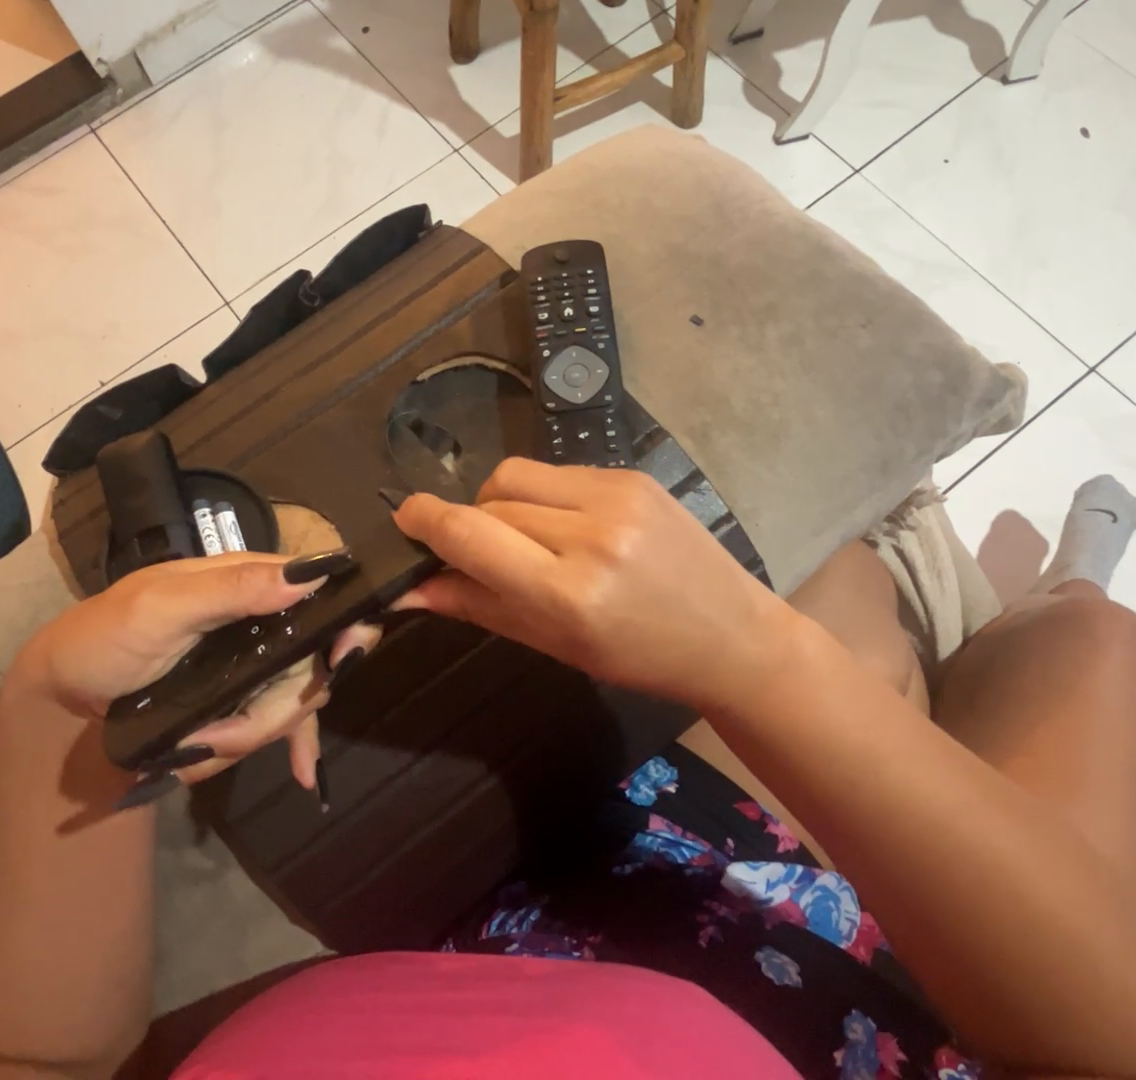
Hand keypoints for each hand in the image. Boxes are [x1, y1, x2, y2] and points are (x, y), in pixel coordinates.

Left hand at [10, 553, 374, 789]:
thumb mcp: (158, 608)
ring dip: (252, 735)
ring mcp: (258, 662)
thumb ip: (229, 590)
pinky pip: (286, 720)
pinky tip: (304, 773)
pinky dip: (297, 745)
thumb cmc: (102, 638)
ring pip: (295, 701)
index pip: (323, 589)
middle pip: (314, 662)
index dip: (347, 619)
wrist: (65, 695)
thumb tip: (306, 576)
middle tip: (221, 737)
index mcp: (250, 582)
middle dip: (276, 710)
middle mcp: (265, 619)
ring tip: (195, 752)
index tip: (344, 654)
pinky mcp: (247, 697)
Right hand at [392, 459, 803, 712]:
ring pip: (516, 476)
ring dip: (501, 504)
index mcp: (567, 593)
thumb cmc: (638, 656)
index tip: (405, 519)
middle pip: (490, 504)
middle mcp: (590, 535)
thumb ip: (479, 607)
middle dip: (473, 527)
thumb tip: (413, 589)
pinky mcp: (632, 475)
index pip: (470, 536)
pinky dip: (543, 497)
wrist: (729, 633)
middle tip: (484, 557)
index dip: (424, 520)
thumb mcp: (554, 644)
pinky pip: (557, 473)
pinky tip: (568, 527)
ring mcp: (616, 497)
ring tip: (527, 539)